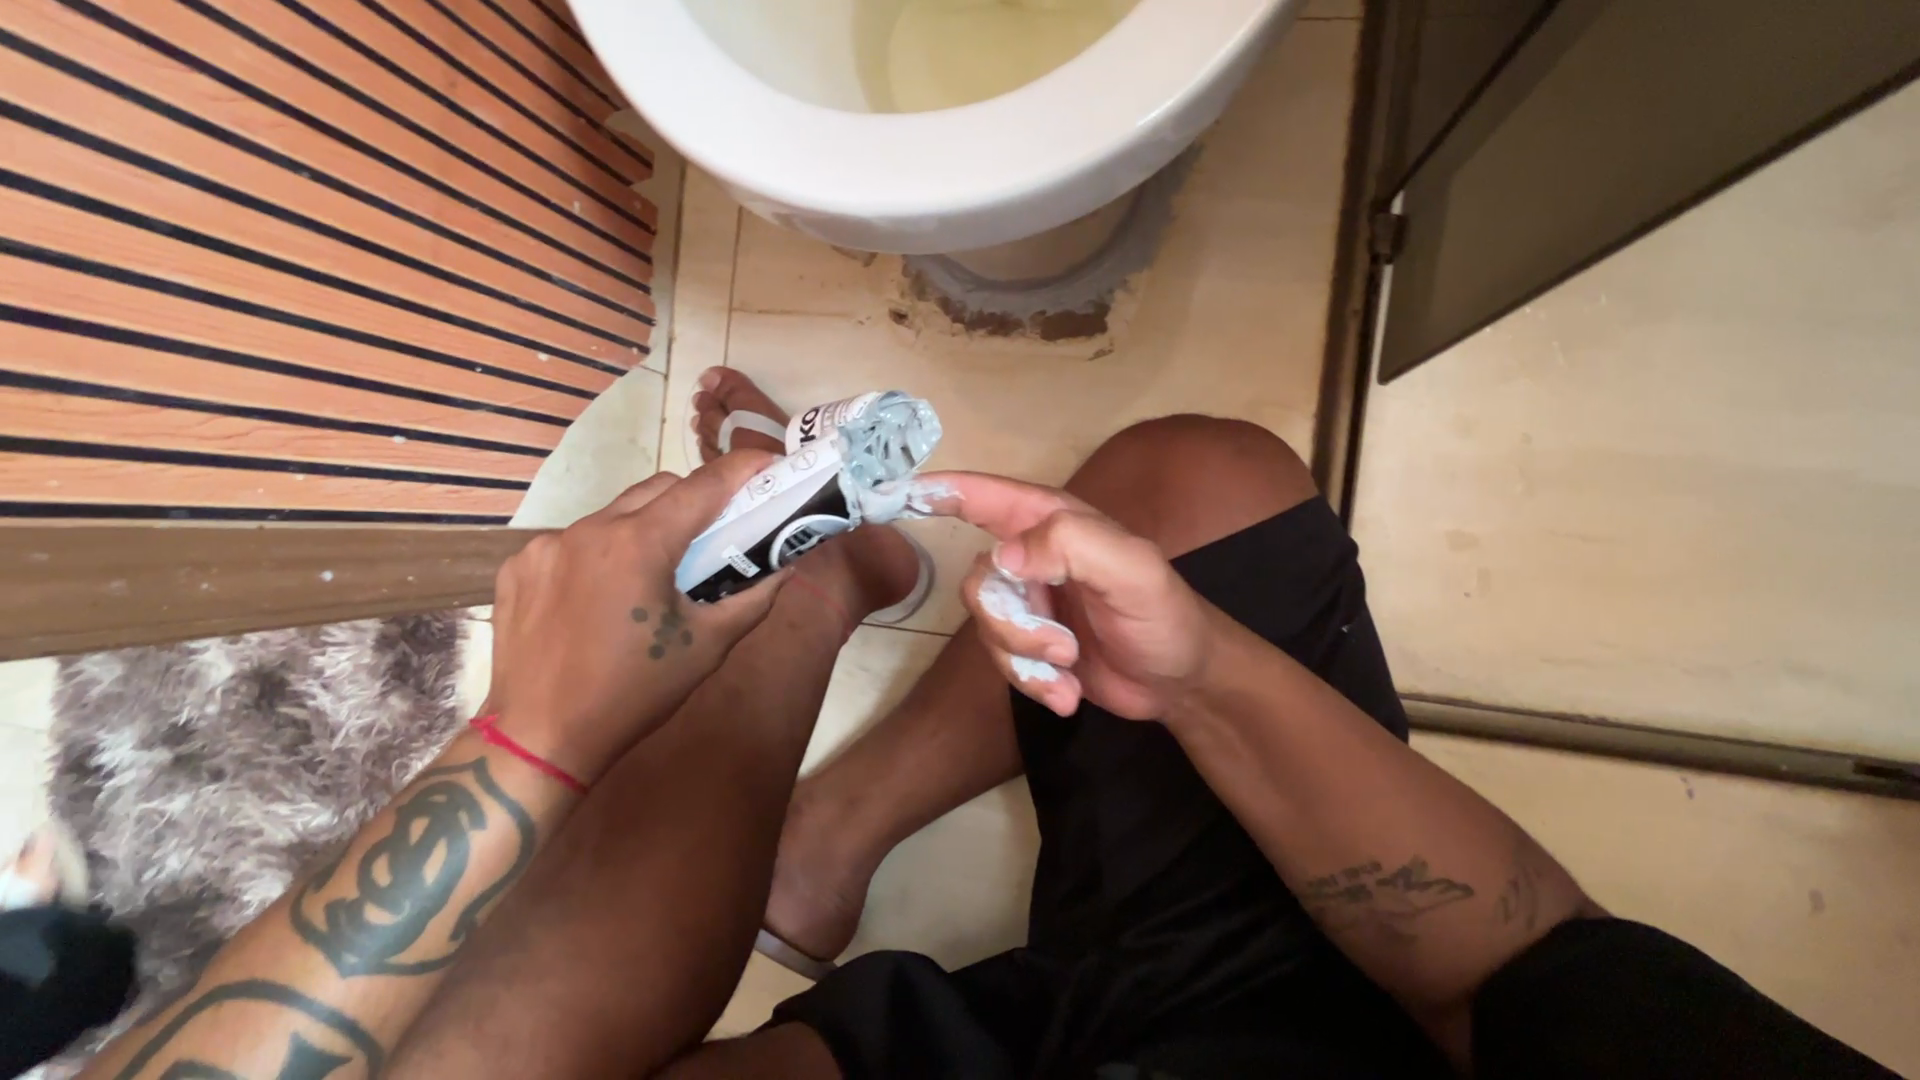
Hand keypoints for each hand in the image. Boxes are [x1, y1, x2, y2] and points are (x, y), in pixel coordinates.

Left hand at [484, 451, 788, 780]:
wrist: (541, 737)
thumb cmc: (635, 693)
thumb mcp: (708, 647)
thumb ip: (753, 598)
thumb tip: (783, 567)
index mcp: (639, 545)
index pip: (703, 487)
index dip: (742, 468)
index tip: (770, 464)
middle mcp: (589, 530)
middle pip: (657, 488)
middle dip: (694, 498)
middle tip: (715, 531)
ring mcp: (546, 546)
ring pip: (613, 513)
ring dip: (645, 526)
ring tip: (654, 573)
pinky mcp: (519, 567)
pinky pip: (572, 541)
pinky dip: (600, 554)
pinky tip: (602, 595)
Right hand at [919, 471, 1214, 718]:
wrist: (1180, 681)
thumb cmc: (1164, 615)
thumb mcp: (1132, 571)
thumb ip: (1072, 545)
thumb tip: (1003, 555)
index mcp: (1052, 523)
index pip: (984, 496)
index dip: (939, 491)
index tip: (893, 494)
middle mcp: (1031, 556)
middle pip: (980, 580)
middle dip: (1013, 622)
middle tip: (1061, 646)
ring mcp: (1028, 602)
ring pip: (987, 627)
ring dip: (1027, 658)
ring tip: (1070, 670)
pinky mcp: (1029, 645)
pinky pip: (1002, 661)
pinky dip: (1032, 683)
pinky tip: (1068, 694)